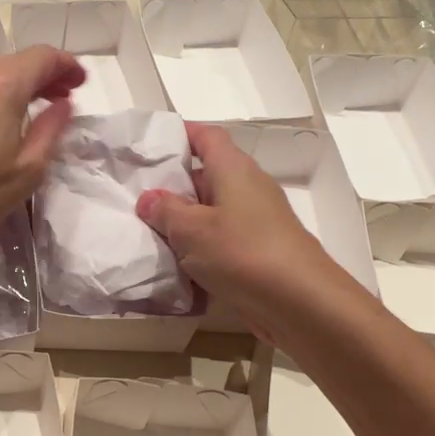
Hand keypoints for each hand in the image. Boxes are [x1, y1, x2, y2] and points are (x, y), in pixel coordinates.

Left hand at [0, 45, 84, 260]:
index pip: (43, 57)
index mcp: (1, 85)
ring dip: (12, 89)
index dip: (67, 66)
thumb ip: (51, 130)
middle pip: (14, 64)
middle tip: (60, 99)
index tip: (80, 83)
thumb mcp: (27, 171)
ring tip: (26, 114)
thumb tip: (63, 105)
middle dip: (42, 78)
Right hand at [134, 122, 345, 324]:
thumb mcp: (192, 230)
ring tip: (147, 232)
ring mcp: (256, 220)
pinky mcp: (258, 251)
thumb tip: (148, 198)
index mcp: (233, 169)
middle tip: (136, 196)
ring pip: (212, 212)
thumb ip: (166, 211)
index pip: (208, 137)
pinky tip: (176, 265)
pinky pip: (221, 240)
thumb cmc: (242, 252)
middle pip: (207, 175)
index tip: (153, 144)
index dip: (182, 134)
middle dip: (173, 185)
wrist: (298, 301)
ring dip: (184, 221)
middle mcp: (248, 187)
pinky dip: (199, 248)